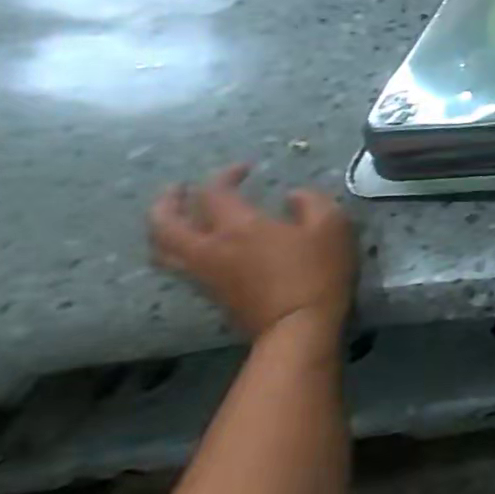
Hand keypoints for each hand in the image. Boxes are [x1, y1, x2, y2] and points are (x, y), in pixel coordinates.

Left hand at [149, 165, 355, 338]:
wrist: (298, 324)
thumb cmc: (317, 270)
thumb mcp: (331, 225)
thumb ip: (311, 202)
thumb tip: (293, 196)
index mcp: (240, 227)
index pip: (215, 193)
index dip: (226, 175)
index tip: (245, 168)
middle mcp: (211, 248)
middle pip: (164, 225)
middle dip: (166, 203)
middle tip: (178, 189)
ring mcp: (206, 274)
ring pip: (163, 249)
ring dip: (163, 228)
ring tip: (176, 217)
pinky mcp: (210, 292)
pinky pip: (178, 264)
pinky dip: (177, 247)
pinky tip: (196, 242)